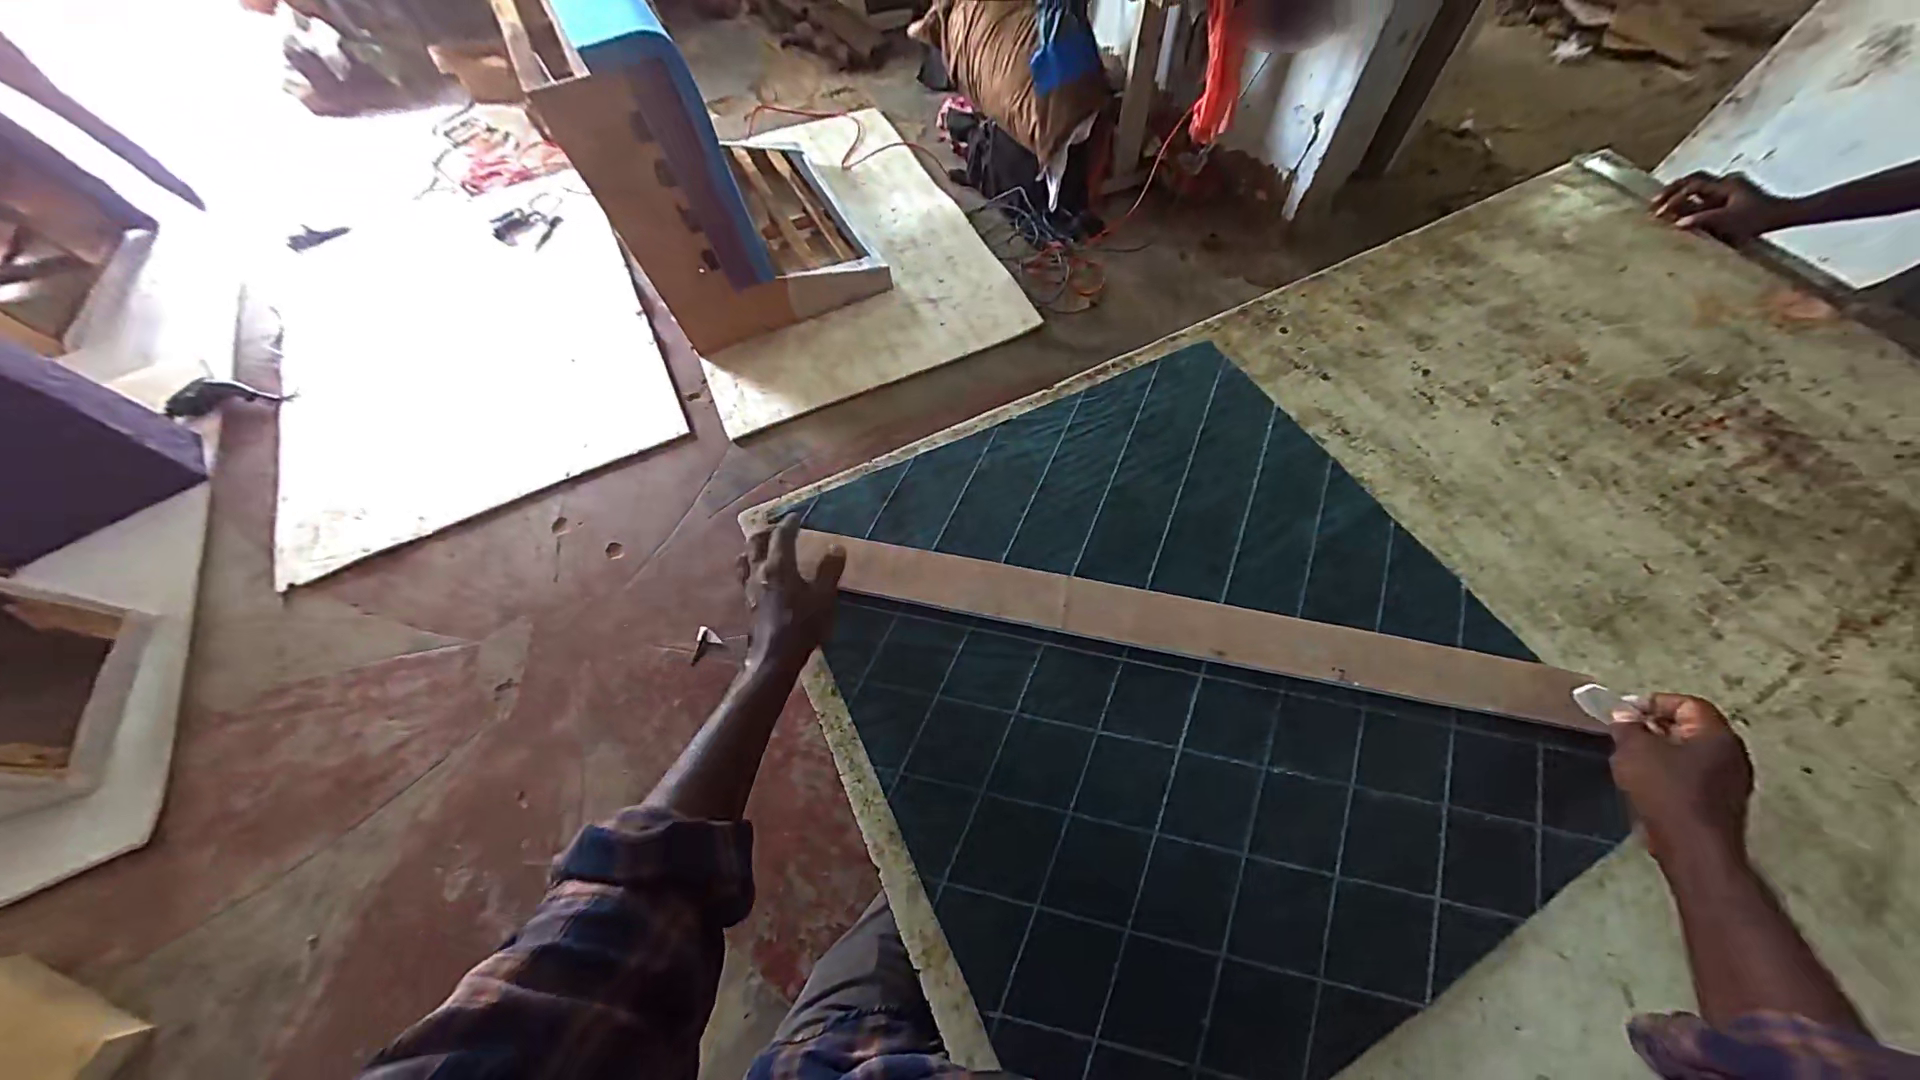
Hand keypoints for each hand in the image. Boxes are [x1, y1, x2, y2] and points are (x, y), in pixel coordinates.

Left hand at [738, 516, 844, 672]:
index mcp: (779, 566)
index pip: (781, 536)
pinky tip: (762, 574)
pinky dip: (753, 565)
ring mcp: (750, 587)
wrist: (775, 657)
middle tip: (780, 529)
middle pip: (756, 541)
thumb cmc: (802, 625)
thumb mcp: (824, 597)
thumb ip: (829, 571)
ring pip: (746, 557)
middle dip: (768, 531)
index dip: (790, 524)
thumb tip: (836, 548)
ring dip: (755, 547)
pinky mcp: (748, 602)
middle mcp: (759, 571)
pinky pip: (745, 574)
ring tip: (767, 547)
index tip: (797, 517)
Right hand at [1608, 694, 1753, 864]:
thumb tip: (1625, 714)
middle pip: (1692, 725)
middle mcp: (1732, 753)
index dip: (1652, 702)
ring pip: (1692, 749)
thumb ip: (1626, 725)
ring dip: (1661, 746)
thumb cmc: (1664, 788)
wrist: (1692, 842)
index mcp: (1716, 736)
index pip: (1687, 703)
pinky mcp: (1722, 797)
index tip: (1623, 712)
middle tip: (1625, 732)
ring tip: (1632, 755)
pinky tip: (1647, 778)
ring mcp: (1731, 778)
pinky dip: (1670, 766)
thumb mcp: (1633, 749)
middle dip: (1655, 724)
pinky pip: (1694, 770)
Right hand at [1650, 172, 1795, 241]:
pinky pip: (1701, 195)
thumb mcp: (1729, 220)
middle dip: (1670, 190)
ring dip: (1677, 196)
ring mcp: (1728, 189)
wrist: (1785, 214)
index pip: (1692, 185)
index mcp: (1726, 185)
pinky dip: (1686, 202)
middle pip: (1692, 180)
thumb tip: (1676, 223)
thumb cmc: (1759, 218)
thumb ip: (1703, 220)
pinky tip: (1678, 212)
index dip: (1672, 197)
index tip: (1658, 213)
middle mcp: (1726, 182)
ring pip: (1696, 187)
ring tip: (1660, 208)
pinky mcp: (1728, 197)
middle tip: (1652, 203)